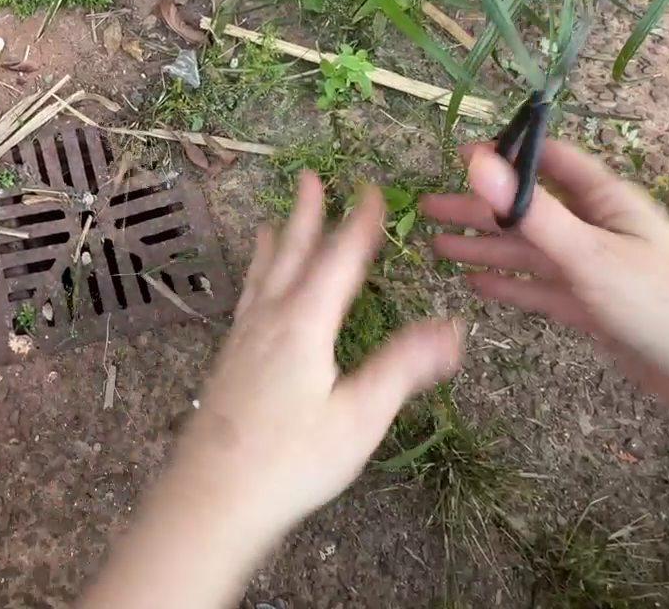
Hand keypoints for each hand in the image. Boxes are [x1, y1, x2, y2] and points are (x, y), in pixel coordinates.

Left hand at [172, 172, 462, 543]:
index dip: (357, 223)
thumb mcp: (358, 417)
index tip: (369, 188)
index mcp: (304, 323)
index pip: (338, 261)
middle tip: (310, 177)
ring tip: (274, 216)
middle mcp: (270, 316)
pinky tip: (255, 283)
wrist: (215, 490)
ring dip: (276, 239)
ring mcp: (245, 333)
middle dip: (306, 215)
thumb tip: (453, 328)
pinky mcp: (231, 353)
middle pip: (292, 254)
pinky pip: (248, 293)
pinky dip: (256, 271)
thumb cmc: (292, 458)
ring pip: (264, 272)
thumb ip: (401, 368)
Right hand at [420, 139, 668, 443]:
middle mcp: (598, 230)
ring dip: (484, 247)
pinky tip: (474, 285)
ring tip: (435, 246)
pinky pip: (540, 290)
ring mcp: (596, 272)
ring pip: (528, 252)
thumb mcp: (592, 254)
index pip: (550, 162)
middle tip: (425, 209)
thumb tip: (477, 159)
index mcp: (606, 202)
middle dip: (479, 207)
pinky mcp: (596, 311)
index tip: (459, 154)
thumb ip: (531, 211)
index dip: (507, 154)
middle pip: (526, 210)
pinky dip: (508, 285)